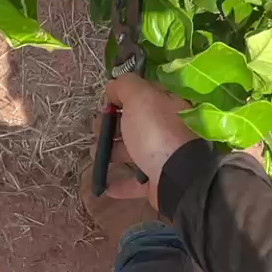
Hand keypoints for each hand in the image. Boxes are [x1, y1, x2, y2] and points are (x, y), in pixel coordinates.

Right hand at [101, 74, 197, 209]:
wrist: (176, 176)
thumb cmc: (155, 132)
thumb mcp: (139, 97)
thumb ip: (125, 86)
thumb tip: (113, 86)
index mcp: (166, 105)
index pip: (142, 96)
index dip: (122, 97)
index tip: (105, 104)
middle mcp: (166, 130)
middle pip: (135, 125)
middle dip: (112, 126)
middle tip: (96, 130)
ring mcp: (163, 157)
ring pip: (133, 153)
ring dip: (112, 153)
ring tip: (95, 155)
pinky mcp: (157, 182)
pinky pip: (135, 182)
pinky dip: (119, 183)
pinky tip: (105, 185)